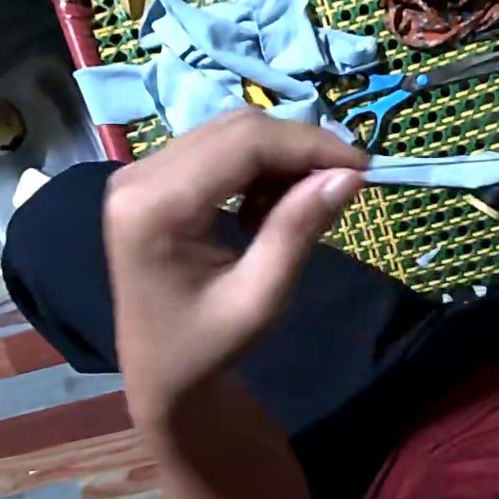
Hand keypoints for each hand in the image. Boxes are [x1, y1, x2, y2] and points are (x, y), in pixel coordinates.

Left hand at [102, 110, 365, 409]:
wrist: (156, 369)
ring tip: (299, 204)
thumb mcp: (259, 299)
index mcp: (154, 207)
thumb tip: (348, 175)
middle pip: (234, 129)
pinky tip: (263, 207)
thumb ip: (297, 231)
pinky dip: (252, 165)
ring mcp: (137, 173)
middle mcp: (137, 176)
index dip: (308, 145)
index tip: (362, 166)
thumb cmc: (204, 345)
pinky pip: (212, 148)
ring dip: (276, 157)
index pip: (243, 143)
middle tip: (341, 183)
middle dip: (297, 148)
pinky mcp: (147, 178)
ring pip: (226, 132)